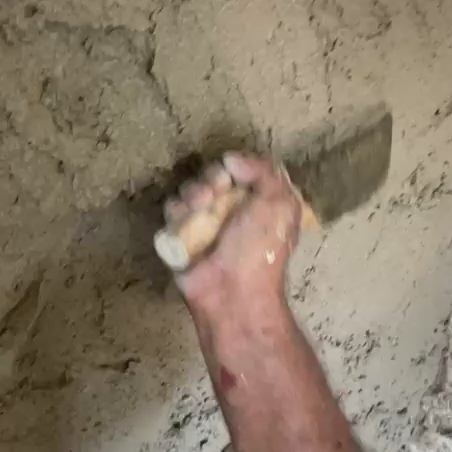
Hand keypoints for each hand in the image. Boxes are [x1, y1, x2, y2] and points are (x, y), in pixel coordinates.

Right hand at [167, 153, 303, 317]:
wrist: (233, 290)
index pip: (239, 170)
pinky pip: (171, 212)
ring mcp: (202, 224)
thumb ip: (264, 171)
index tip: (233, 174)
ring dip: (193, 193)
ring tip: (201, 207)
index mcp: (256, 202)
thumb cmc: (261, 248)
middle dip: (210, 178)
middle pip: (210, 176)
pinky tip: (186, 224)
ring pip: (188, 191)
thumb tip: (230, 160)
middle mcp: (229, 210)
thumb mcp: (280, 204)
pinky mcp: (179, 236)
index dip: (234, 167)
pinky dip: (177, 213)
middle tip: (215, 192)